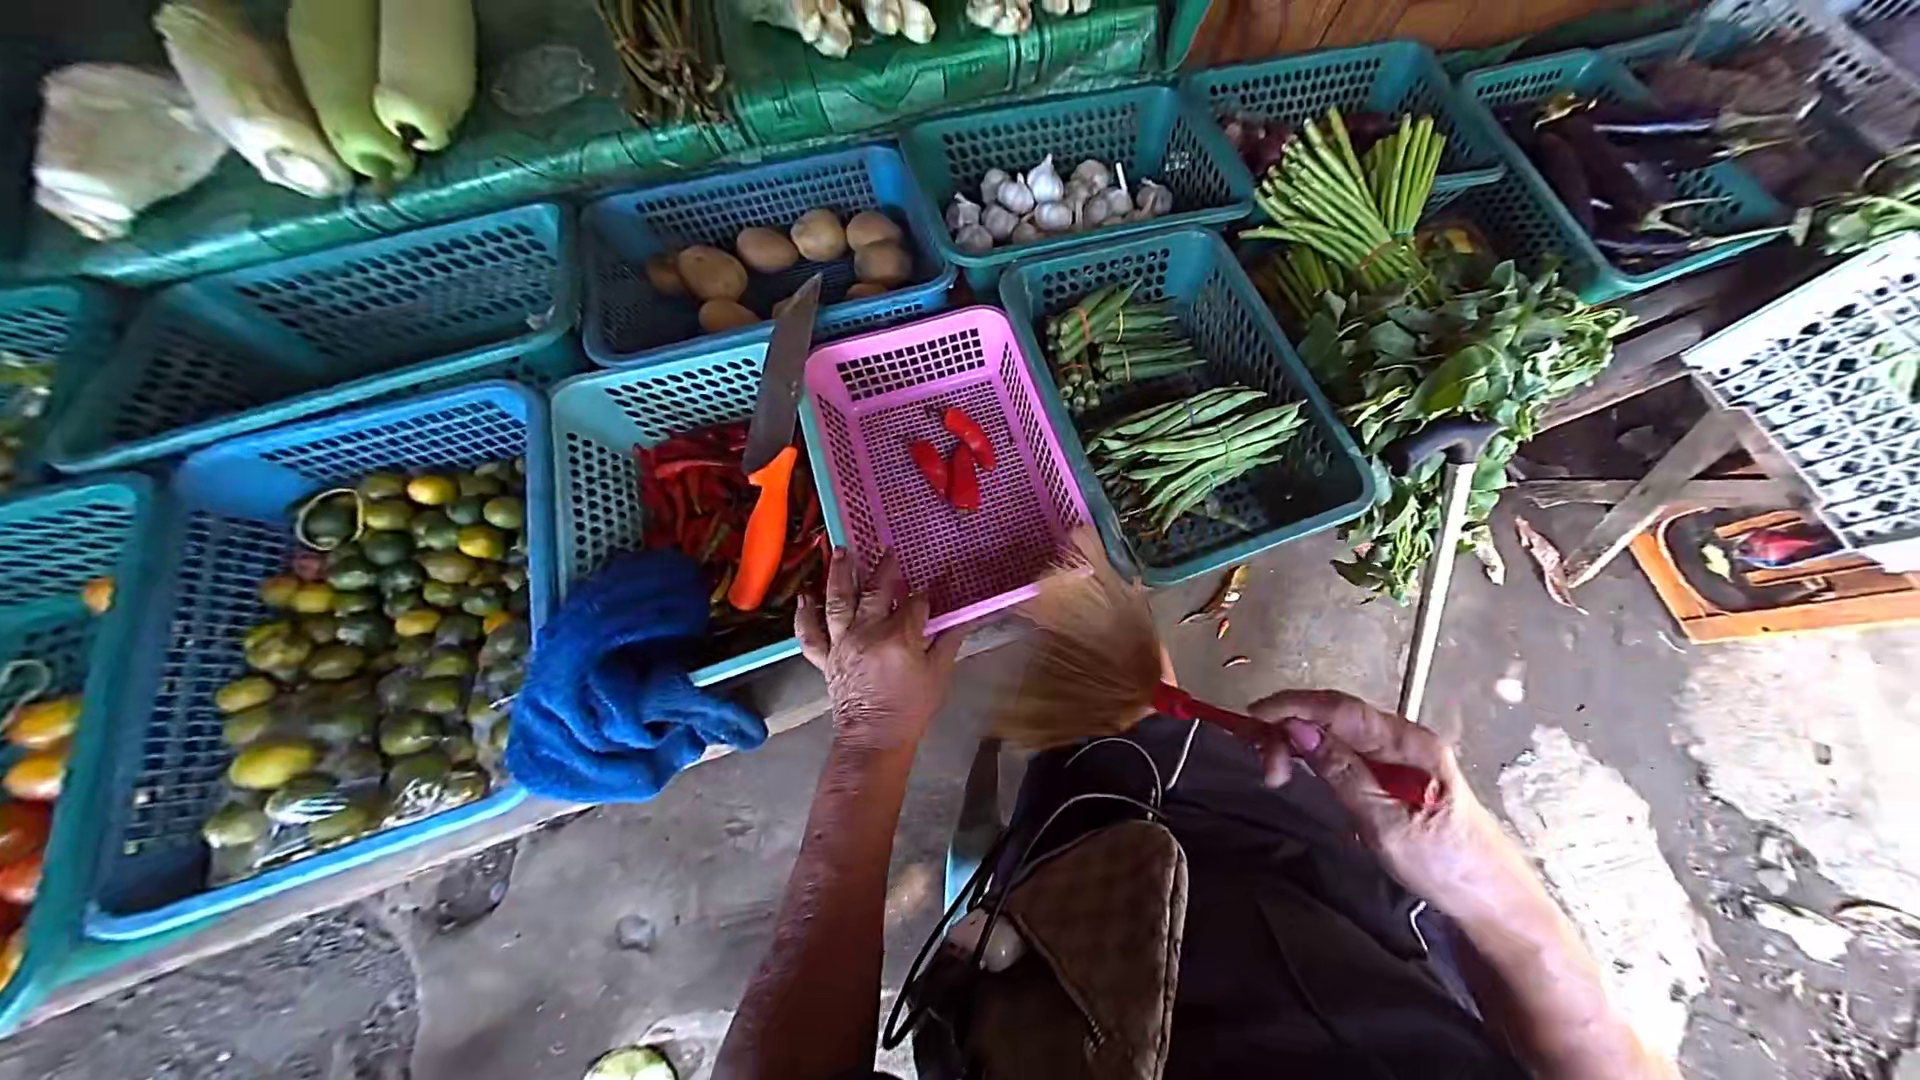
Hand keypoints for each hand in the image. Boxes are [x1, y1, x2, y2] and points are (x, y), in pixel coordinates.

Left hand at [796, 548, 962, 755]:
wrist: (874, 739)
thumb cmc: (910, 709)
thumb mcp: (938, 675)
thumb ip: (948, 641)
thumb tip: (964, 617)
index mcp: (899, 638)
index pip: (913, 604)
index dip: (922, 597)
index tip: (926, 592)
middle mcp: (867, 633)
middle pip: (876, 593)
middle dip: (885, 570)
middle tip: (889, 552)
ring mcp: (841, 643)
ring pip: (838, 601)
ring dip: (840, 574)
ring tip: (841, 551)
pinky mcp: (825, 657)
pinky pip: (809, 633)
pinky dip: (805, 614)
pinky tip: (806, 595)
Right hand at [1247, 689, 1545, 924]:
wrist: (1495, 904)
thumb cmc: (1447, 867)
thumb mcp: (1387, 824)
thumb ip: (1342, 771)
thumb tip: (1298, 728)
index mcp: (1409, 744)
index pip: (1339, 708)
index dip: (1291, 705)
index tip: (1254, 715)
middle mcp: (1401, 738)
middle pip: (1330, 714)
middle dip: (1287, 728)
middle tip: (1264, 765)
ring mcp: (1396, 753)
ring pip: (1331, 729)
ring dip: (1294, 742)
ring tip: (1274, 774)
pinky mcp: (1388, 769)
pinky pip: (1340, 746)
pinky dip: (1309, 752)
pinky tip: (1294, 767)